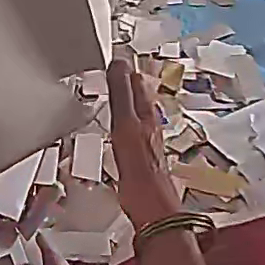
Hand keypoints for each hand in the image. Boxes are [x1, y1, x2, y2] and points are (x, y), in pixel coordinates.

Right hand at [108, 58, 181, 227]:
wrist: (151, 208)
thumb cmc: (139, 169)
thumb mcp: (124, 126)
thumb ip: (121, 94)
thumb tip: (119, 63)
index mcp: (146, 114)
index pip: (136, 82)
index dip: (125, 68)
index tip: (113, 57)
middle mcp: (150, 125)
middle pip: (139, 96)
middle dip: (127, 82)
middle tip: (114, 71)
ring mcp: (147, 141)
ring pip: (137, 113)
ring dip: (126, 101)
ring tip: (116, 94)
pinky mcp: (141, 157)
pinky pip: (132, 130)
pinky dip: (124, 122)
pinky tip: (119, 129)